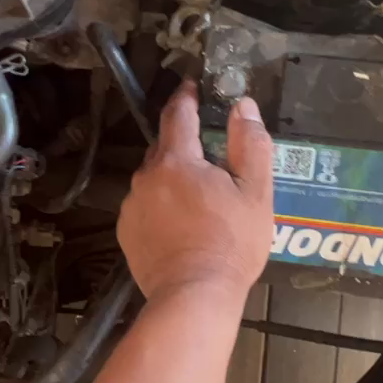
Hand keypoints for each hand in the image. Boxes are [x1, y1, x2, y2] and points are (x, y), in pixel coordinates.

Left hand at [117, 83, 274, 304]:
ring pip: (154, 178)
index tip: (192, 87)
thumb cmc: (231, 244)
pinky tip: (180, 224)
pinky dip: (161, 205)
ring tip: (199, 198)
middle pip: (165, 147)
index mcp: (178, 161)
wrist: (194, 296)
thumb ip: (251, 145)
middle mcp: (146, 177)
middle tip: (211, 156)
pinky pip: (145, 205)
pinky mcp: (127, 231)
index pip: (178, 114)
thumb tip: (244, 107)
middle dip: (185, 144)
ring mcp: (132, 205)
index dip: (187, 96)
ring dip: (172, 178)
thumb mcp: (256, 193)